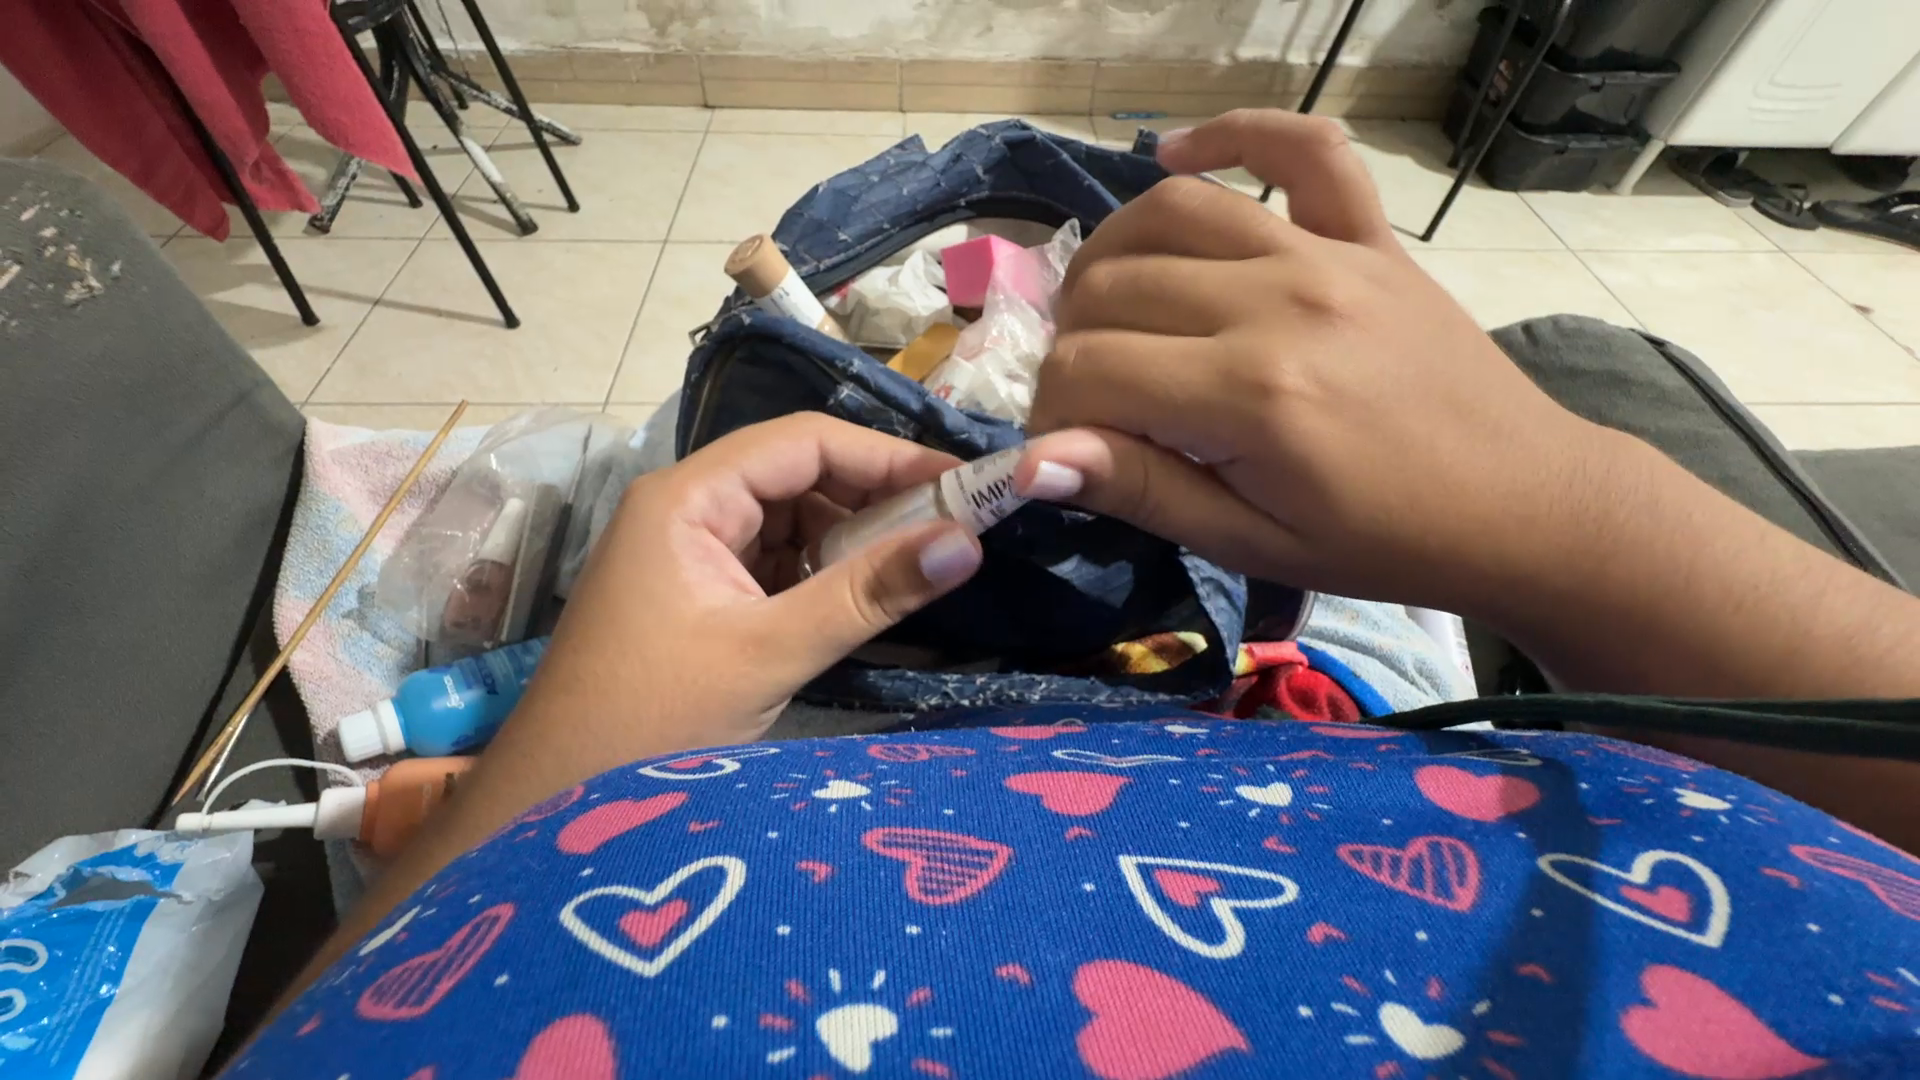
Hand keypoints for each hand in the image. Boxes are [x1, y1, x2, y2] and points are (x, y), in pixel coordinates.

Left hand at [512, 412, 982, 763]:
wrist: (558, 799)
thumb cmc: (651, 719)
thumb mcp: (771, 651)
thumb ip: (869, 594)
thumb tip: (967, 544)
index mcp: (689, 497)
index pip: (803, 442)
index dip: (887, 456)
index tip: (960, 483)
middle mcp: (691, 507)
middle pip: (800, 476)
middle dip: (876, 499)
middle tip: (952, 527)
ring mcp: (696, 550)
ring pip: (794, 521)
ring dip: (855, 540)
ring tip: (918, 563)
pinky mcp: (706, 590)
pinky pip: (781, 562)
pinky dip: (827, 574)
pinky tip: (867, 595)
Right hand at [1021, 109, 1623, 616]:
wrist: (1522, 505)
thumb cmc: (1376, 543)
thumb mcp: (1245, 543)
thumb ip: (1138, 489)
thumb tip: (1031, 464)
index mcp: (1247, 395)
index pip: (1087, 371)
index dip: (1049, 414)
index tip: (1065, 451)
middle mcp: (1278, 301)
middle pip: (1111, 289)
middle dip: (1071, 347)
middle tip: (1090, 399)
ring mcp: (1328, 254)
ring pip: (1171, 213)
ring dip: (1110, 258)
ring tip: (1103, 311)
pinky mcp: (1368, 236)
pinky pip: (1300, 149)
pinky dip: (1234, 134)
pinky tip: (1178, 152)